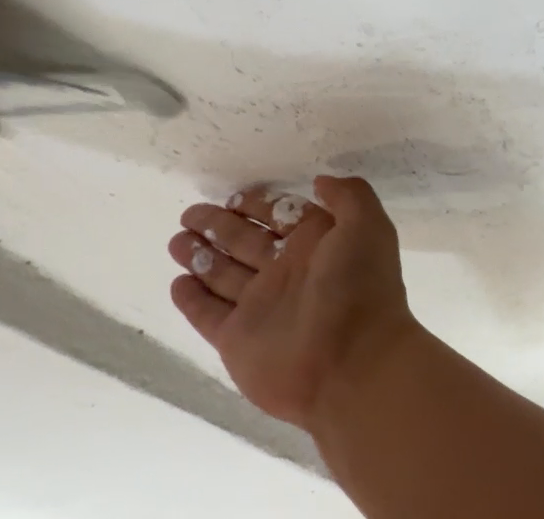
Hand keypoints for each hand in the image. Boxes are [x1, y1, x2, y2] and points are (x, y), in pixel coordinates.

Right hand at [167, 175, 419, 430]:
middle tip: (190, 213)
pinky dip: (193, 298)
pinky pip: (209, 313)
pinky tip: (178, 281)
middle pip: (249, 241)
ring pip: (225, 273)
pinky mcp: (237, 339)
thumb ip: (348, 197)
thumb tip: (320, 181)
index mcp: (322, 244)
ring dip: (202, 255)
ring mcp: (263, 305)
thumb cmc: (361, 288)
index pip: (285, 216)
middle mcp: (291, 271)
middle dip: (222, 226)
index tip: (234, 195)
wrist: (350, 362)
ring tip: (177, 239)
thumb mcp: (367, 227)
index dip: (261, 204)